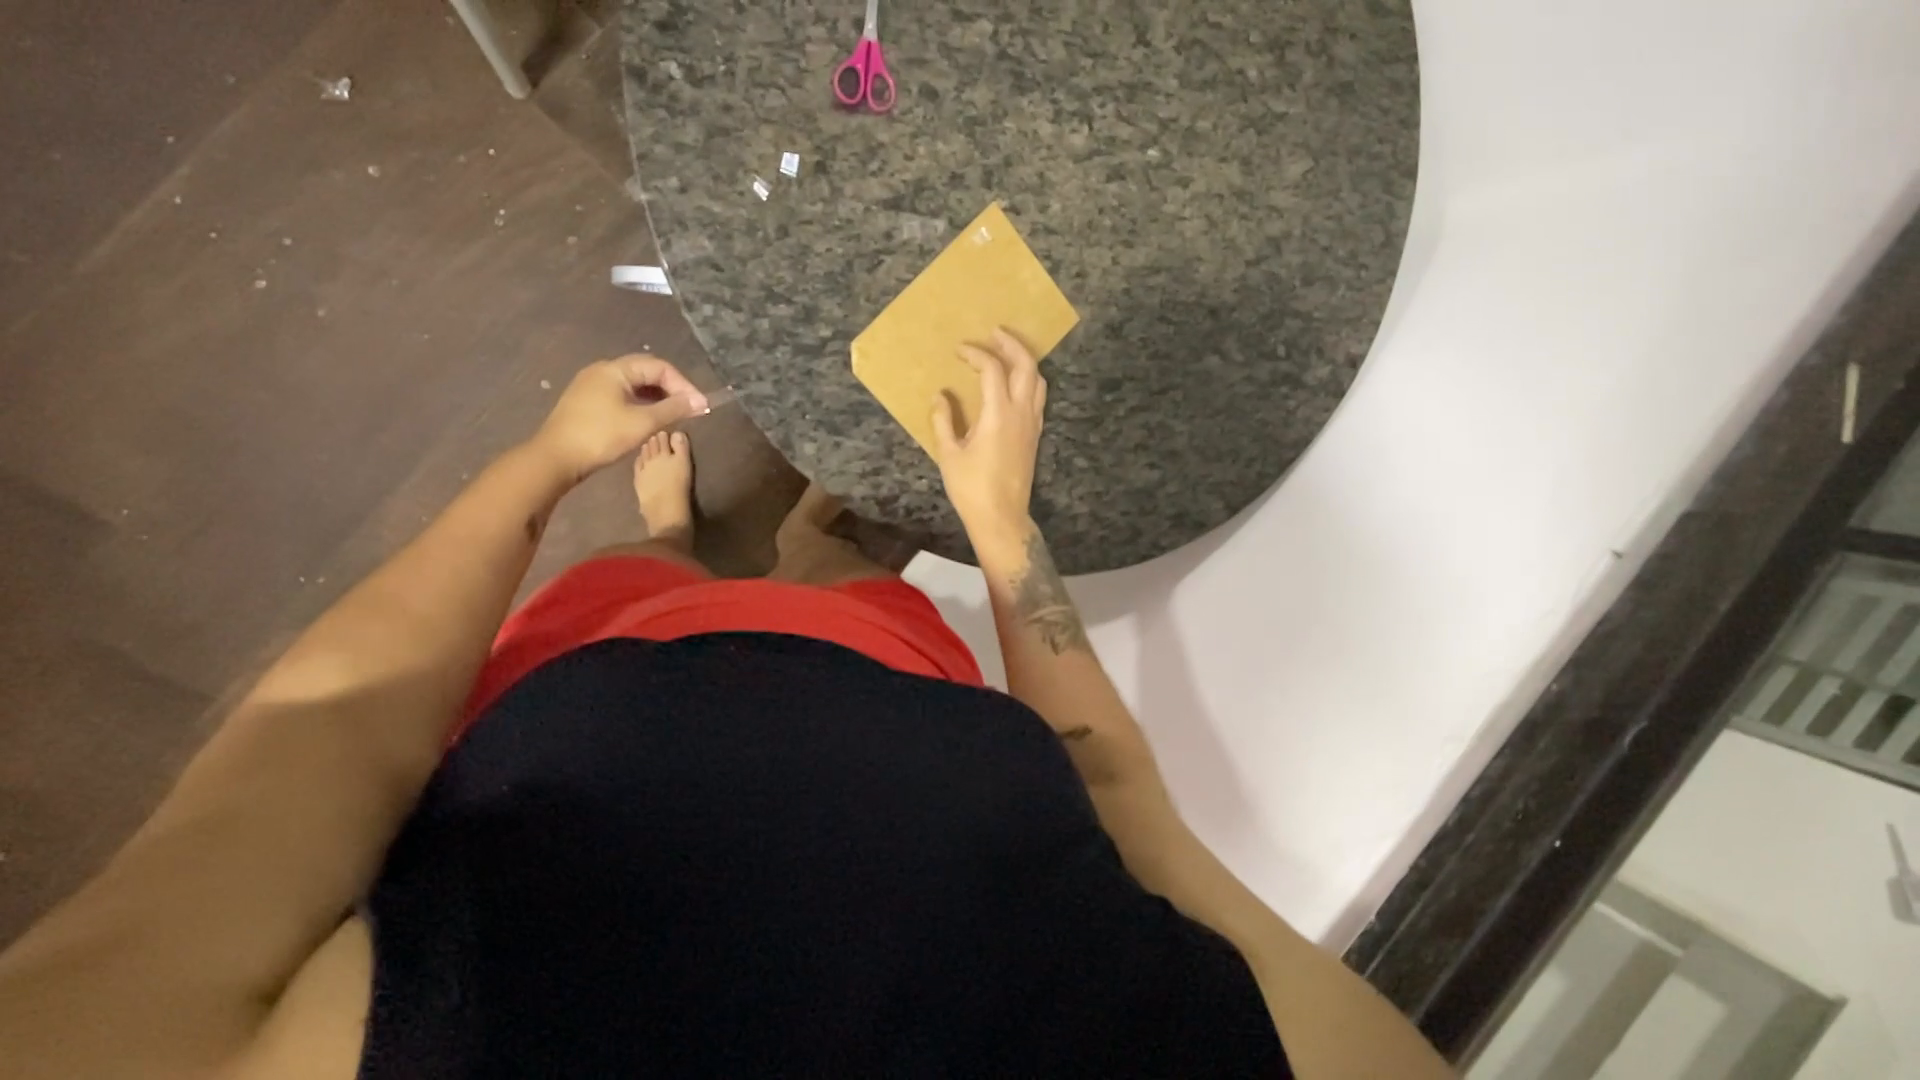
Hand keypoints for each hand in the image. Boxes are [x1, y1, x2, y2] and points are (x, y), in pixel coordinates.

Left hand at [533, 355, 707, 476]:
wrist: (556, 458)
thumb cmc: (601, 436)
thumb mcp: (642, 423)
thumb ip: (673, 409)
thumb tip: (700, 401)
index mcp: (614, 369)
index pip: (659, 367)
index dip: (683, 384)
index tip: (699, 405)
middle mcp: (602, 371)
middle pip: (646, 372)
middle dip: (671, 389)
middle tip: (689, 408)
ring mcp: (592, 385)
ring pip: (633, 384)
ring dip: (657, 397)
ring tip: (673, 415)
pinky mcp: (587, 401)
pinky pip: (621, 394)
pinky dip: (641, 403)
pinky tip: (649, 419)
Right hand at [930, 329, 1047, 556]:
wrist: (1001, 517)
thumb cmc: (971, 488)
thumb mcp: (949, 453)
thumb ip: (944, 420)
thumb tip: (941, 396)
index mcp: (998, 414)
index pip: (992, 369)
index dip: (976, 354)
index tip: (959, 350)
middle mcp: (1021, 413)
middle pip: (1026, 365)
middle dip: (1011, 344)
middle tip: (994, 332)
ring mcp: (1032, 424)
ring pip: (1038, 379)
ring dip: (1024, 360)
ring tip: (1007, 351)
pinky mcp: (1035, 435)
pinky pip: (1038, 396)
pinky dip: (1028, 380)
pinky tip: (1014, 382)